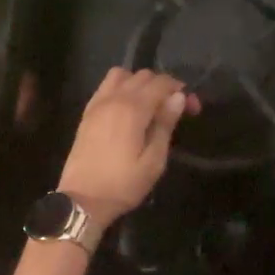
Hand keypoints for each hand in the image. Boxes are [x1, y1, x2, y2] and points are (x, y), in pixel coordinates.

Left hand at [59, 68, 198, 225]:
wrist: (82, 200)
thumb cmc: (123, 185)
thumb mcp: (153, 161)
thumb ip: (165, 125)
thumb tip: (178, 97)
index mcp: (133, 109)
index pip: (162, 83)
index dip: (181, 90)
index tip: (192, 109)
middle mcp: (114, 99)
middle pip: (143, 76)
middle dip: (163, 86)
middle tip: (174, 109)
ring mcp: (97, 104)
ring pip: (122, 75)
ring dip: (139, 83)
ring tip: (149, 105)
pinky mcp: (87, 113)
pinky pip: (106, 87)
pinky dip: (121, 88)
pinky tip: (127, 108)